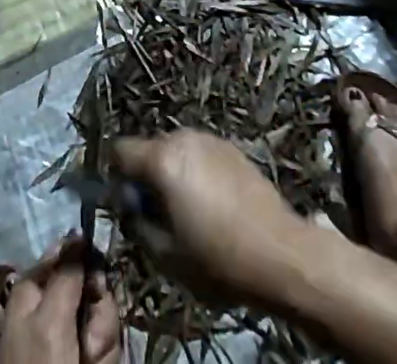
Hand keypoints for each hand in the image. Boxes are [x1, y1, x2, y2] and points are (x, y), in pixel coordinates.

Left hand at [0, 238, 120, 363]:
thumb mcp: (50, 320)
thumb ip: (65, 275)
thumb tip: (77, 233)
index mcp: (33, 289)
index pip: (70, 255)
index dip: (89, 266)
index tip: (98, 287)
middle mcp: (50, 305)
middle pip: (92, 287)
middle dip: (99, 315)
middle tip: (91, 343)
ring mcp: (67, 333)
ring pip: (104, 316)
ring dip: (104, 341)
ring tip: (91, 362)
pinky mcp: (83, 355)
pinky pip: (106, 343)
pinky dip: (105, 358)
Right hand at [109, 130, 312, 305]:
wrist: (280, 254)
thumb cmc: (217, 258)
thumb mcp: (163, 253)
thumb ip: (136, 221)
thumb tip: (129, 204)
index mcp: (162, 159)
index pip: (120, 150)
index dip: (116, 175)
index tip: (128, 203)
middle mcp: (184, 138)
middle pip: (149, 148)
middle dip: (146, 174)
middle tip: (158, 212)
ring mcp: (212, 140)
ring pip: (176, 150)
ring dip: (172, 171)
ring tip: (187, 209)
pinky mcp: (233, 148)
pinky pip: (200, 154)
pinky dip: (196, 171)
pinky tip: (211, 203)